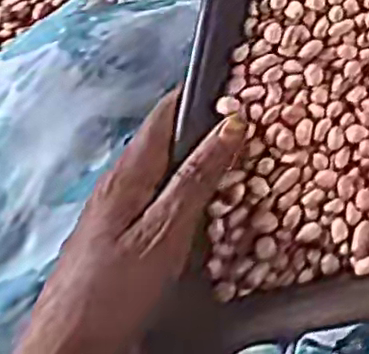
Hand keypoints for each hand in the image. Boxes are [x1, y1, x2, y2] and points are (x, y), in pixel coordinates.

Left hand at [15, 93, 246, 353]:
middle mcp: (121, 184)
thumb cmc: (112, 292)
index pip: (167, 110)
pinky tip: (217, 197)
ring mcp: (119, 211)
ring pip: (171, 166)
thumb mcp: (165, 231)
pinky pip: (167, 193)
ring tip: (246, 150)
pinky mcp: (124, 236)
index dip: (203, 89)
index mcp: (128, 173)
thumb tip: (233, 121)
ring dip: (205, 154)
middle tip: (256, 114)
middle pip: (172, 136)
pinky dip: (196, 184)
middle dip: (211, 122)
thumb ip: (198, 175)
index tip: (242, 75)